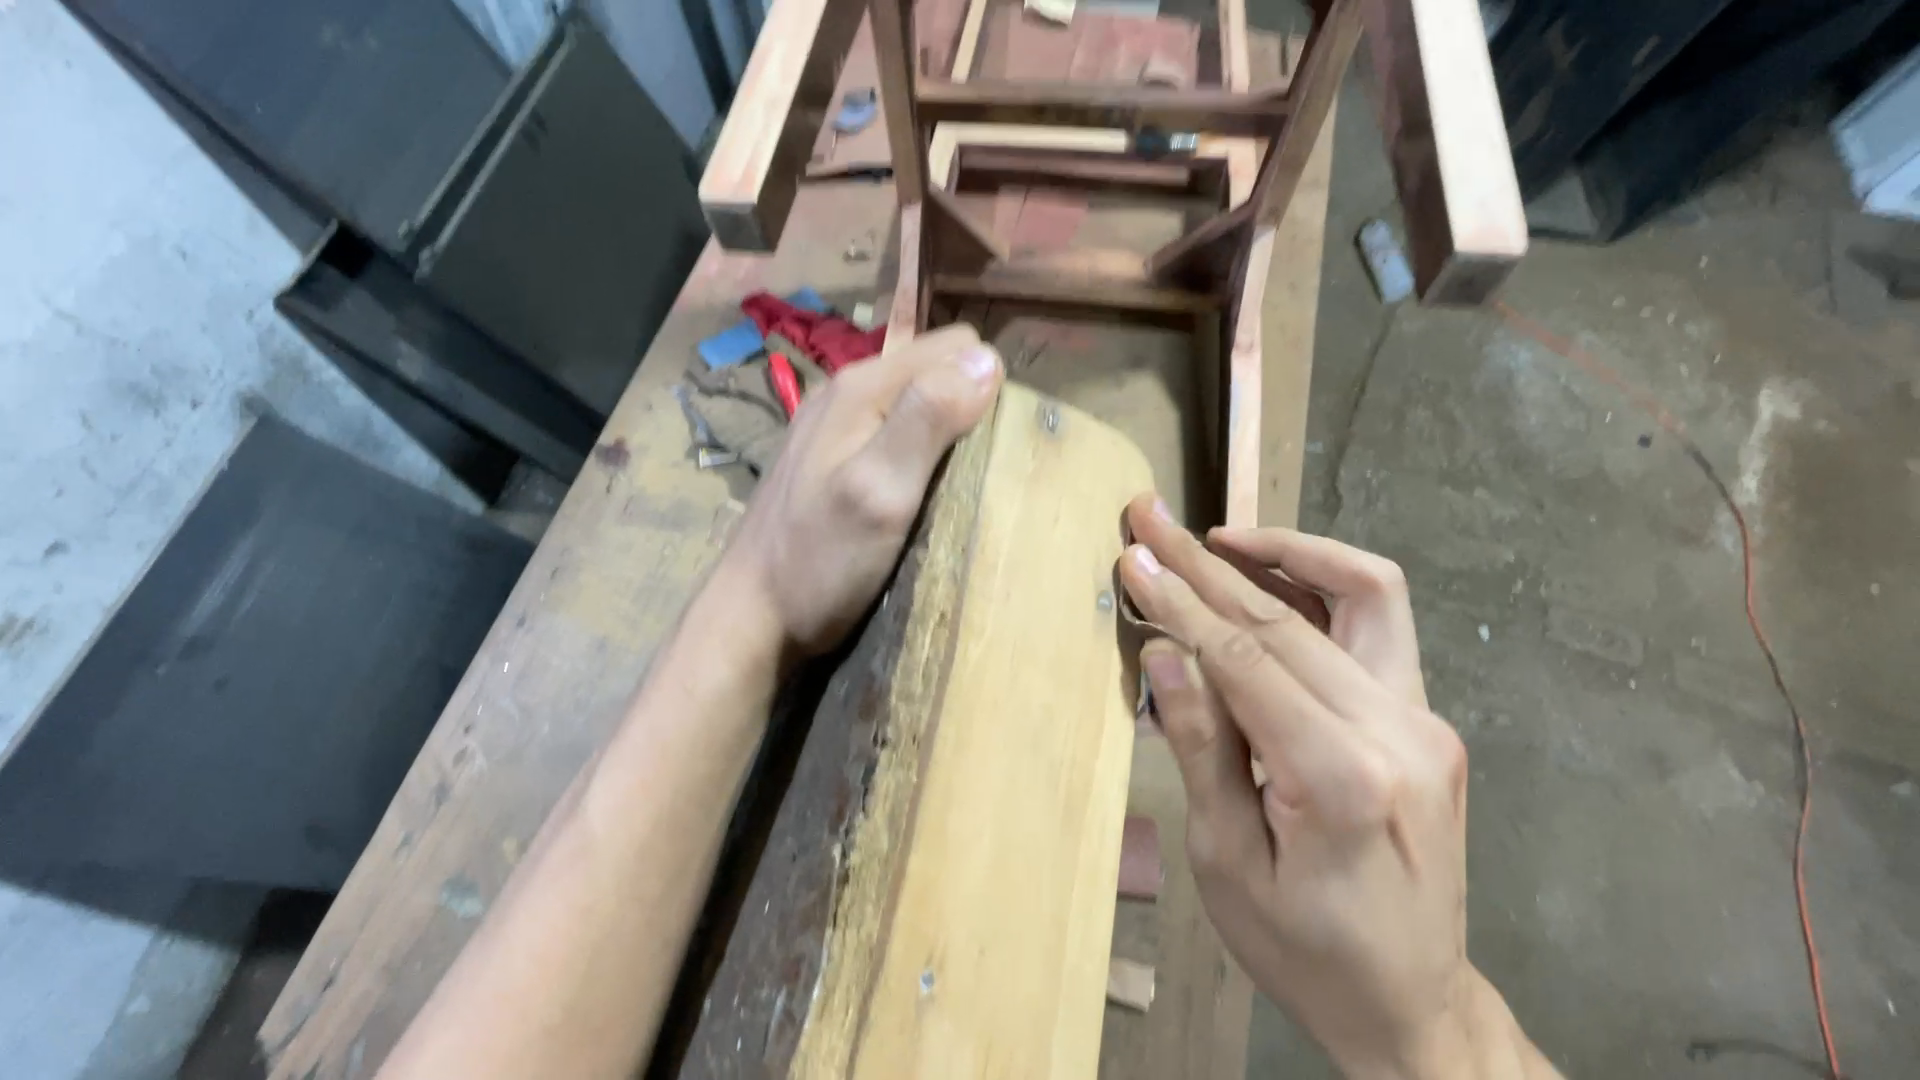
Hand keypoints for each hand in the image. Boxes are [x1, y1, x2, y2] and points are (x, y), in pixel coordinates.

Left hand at [715, 325, 1002, 656]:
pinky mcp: (833, 458)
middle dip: (970, 407)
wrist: (752, 615)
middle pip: (937, 371)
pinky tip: (919, 496)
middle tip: (978, 472)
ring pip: (918, 403)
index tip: (994, 445)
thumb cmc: (819, 560)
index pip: (958, 347)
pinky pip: (896, 433)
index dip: (988, 386)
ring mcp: (836, 426)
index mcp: (863, 387)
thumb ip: (928, 419)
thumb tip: (988, 360)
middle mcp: (848, 392)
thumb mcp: (881, 491)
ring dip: (947, 434)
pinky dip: (919, 455)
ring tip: (955, 487)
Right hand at [1116, 496, 1532, 1079]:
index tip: (1133, 555)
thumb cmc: (1302, 949)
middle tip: (1151, 519)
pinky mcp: (1429, 720)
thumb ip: (1202, 747)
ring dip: (1285, 553)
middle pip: (1288, 619)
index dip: (1181, 602)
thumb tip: (1166, 652)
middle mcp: (1398, 732)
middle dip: (1208, 564)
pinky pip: (1379, 626)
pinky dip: (1323, 587)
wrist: (1412, 1001)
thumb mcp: (1227, 863)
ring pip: (1362, 594)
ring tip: (1219, 537)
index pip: (1245, 658)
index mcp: (1340, 779)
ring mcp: (1426, 720)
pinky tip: (1272, 580)